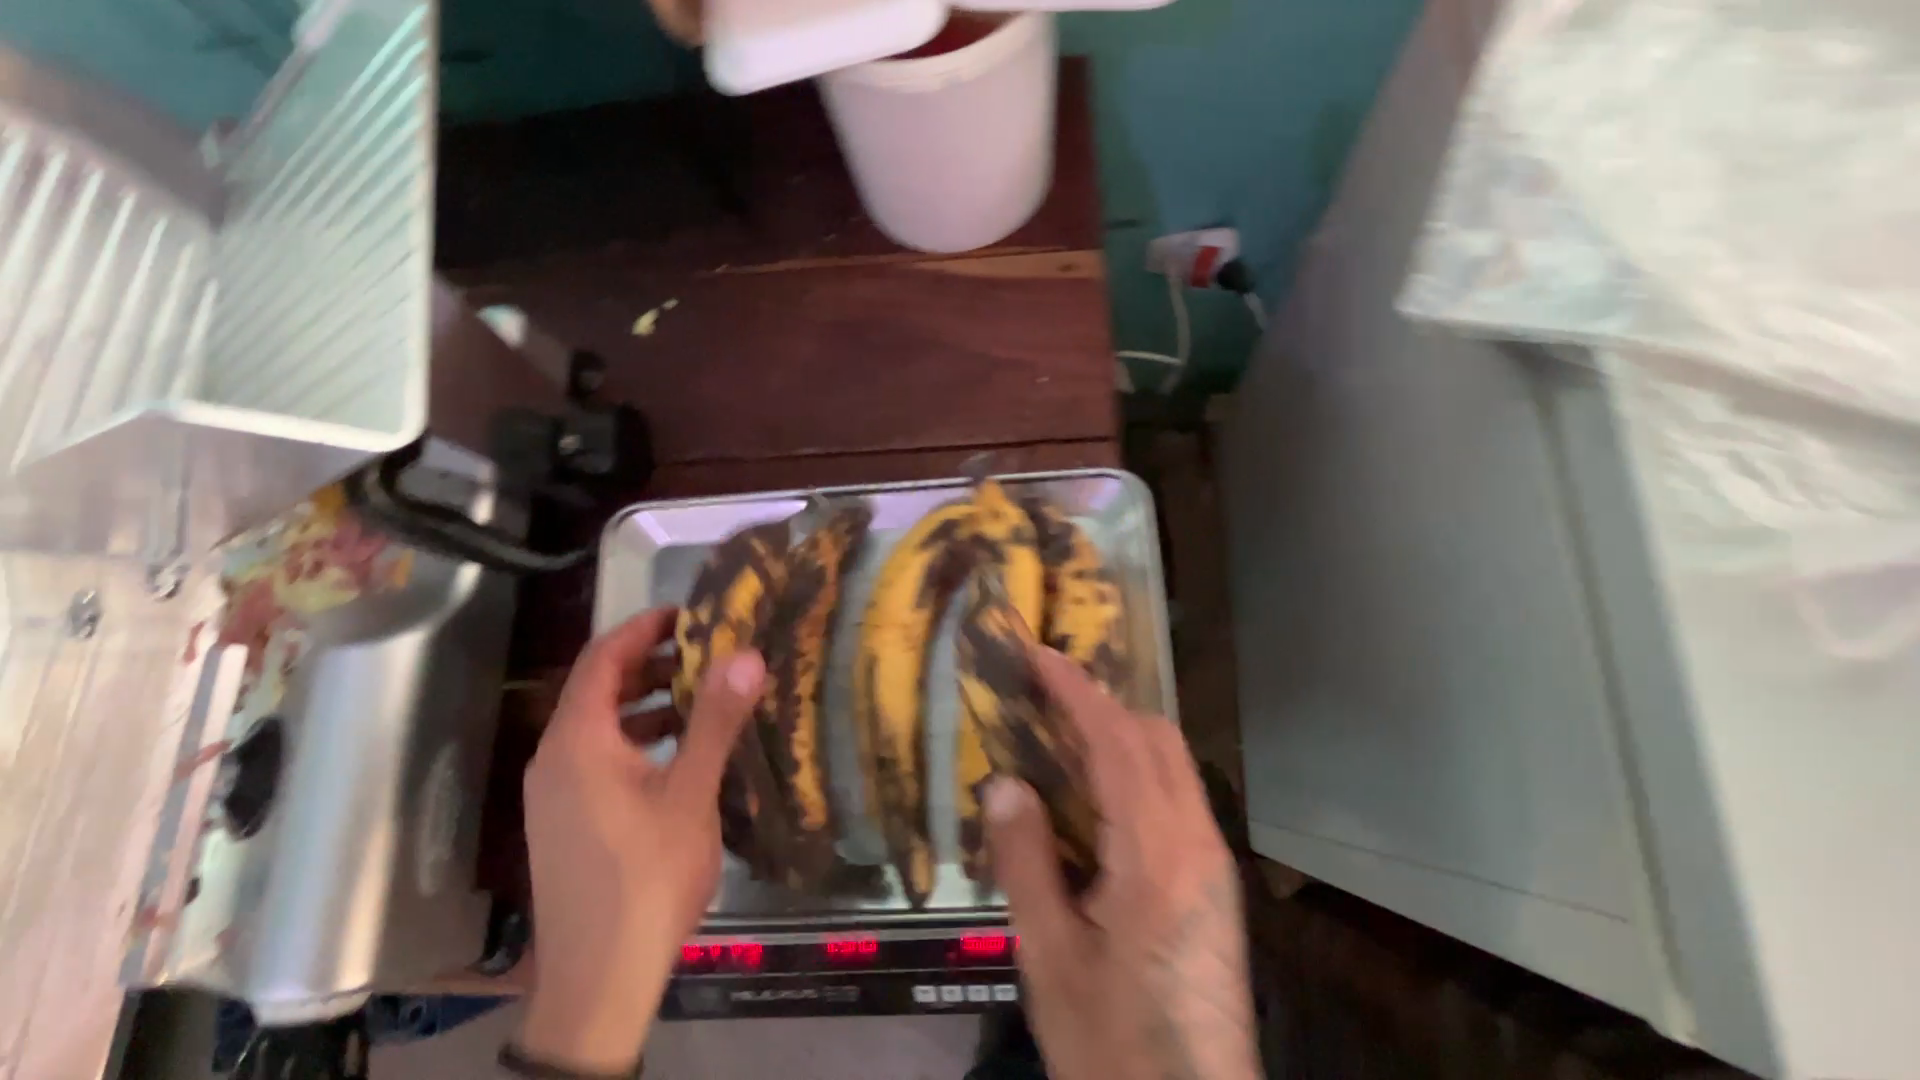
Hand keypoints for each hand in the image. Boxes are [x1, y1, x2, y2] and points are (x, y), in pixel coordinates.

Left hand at [516, 609, 764, 1073]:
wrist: (598, 979)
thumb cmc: (646, 877)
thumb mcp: (690, 794)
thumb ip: (714, 721)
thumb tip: (747, 653)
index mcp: (577, 741)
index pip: (602, 657)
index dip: (644, 627)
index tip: (690, 613)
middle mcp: (555, 758)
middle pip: (598, 688)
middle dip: (651, 664)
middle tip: (707, 653)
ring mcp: (555, 793)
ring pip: (599, 726)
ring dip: (647, 704)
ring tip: (701, 699)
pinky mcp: (565, 821)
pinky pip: (598, 757)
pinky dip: (637, 740)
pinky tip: (679, 757)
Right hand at [985, 646, 1260, 1079]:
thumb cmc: (1110, 1038)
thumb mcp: (1049, 954)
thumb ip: (1026, 861)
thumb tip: (1005, 782)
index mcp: (1156, 854)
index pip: (1117, 742)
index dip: (1077, 691)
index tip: (1040, 655)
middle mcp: (1197, 844)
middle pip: (1157, 740)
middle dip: (1102, 705)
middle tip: (1043, 696)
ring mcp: (1213, 865)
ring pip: (1172, 767)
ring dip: (1120, 737)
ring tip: (1060, 736)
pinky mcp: (1214, 888)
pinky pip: (1176, 800)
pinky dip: (1136, 774)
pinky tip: (1096, 798)